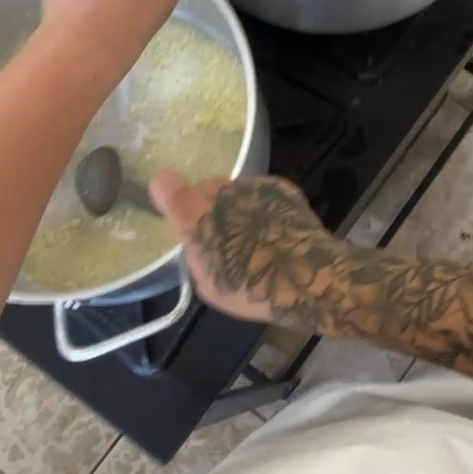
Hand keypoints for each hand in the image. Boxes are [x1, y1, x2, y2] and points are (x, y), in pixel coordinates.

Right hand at [149, 171, 345, 328]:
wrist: (307, 275)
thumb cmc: (252, 289)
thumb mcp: (209, 285)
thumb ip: (198, 254)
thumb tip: (202, 244)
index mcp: (193, 217)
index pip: (165, 185)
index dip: (168, 194)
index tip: (175, 208)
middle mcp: (219, 192)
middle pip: (203, 188)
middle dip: (208, 207)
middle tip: (223, 235)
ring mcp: (250, 185)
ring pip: (233, 189)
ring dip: (236, 206)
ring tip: (254, 235)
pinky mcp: (279, 186)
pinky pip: (259, 191)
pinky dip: (261, 205)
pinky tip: (275, 228)